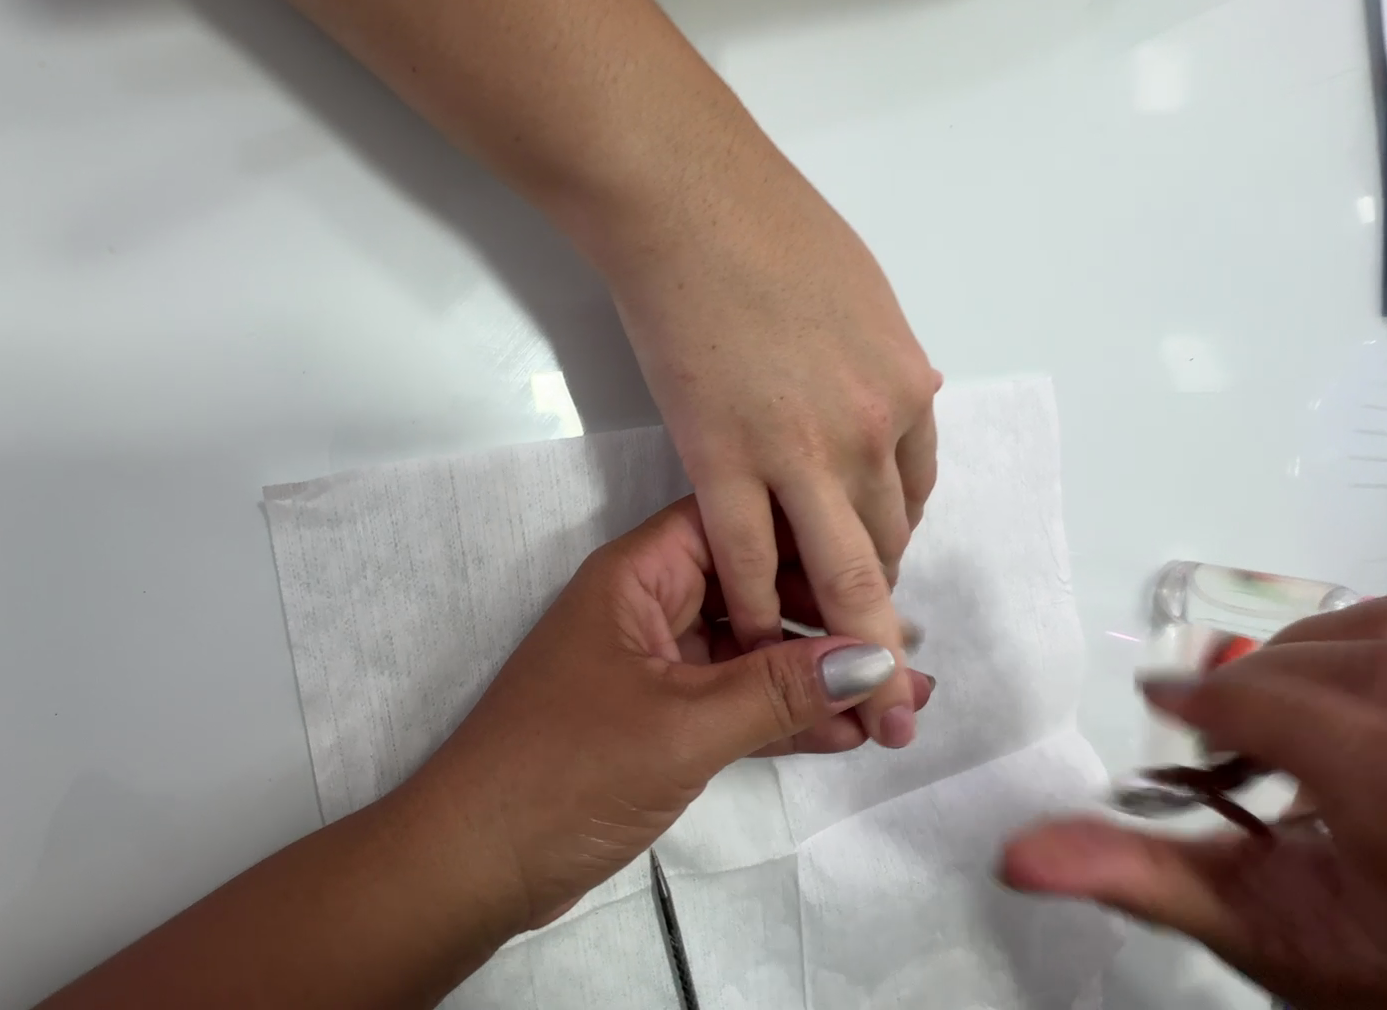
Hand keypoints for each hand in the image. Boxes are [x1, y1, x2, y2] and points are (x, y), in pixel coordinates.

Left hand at [415, 496, 934, 928]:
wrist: (478, 861)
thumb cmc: (569, 768)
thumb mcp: (682, 725)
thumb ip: (779, 689)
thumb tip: (877, 660)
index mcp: (639, 574)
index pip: (736, 526)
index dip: (807, 542)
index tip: (881, 571)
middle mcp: (651, 605)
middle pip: (753, 592)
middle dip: (828, 625)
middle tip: (907, 658)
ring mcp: (658, 664)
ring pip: (751, 653)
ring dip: (816, 679)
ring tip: (902, 702)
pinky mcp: (662, 716)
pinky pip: (735, 700)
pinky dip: (784, 716)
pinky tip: (848, 731)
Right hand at [589, 162, 939, 751]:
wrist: (687, 199)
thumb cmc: (768, 229)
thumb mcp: (856, 292)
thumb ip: (872, 360)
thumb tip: (872, 393)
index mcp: (903, 384)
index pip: (912, 491)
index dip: (892, 540)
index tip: (870, 566)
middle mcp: (871, 428)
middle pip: (886, 540)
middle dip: (886, 610)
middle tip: (884, 668)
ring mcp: (801, 449)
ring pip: (838, 568)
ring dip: (842, 633)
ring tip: (845, 691)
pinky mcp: (723, 458)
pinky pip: (750, 556)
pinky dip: (758, 609)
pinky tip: (756, 641)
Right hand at [1002, 592, 1386, 1009]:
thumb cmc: (1355, 951)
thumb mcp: (1238, 924)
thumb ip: (1132, 879)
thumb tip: (1014, 856)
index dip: (1265, 710)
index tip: (1165, 703)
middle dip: (1262, 683)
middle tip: (1208, 720)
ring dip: (1294, 655)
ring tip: (1261, 707)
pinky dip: (1339, 633)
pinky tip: (1316, 684)